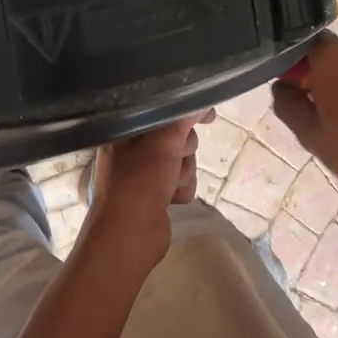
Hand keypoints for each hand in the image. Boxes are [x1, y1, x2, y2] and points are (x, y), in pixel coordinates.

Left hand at [86, 111, 212, 268]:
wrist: (130, 235)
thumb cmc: (140, 181)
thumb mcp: (164, 141)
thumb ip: (185, 117)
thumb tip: (203, 102)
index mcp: (127, 128)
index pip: (164, 109)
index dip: (187, 112)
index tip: (209, 117)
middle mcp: (134, 146)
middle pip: (179, 136)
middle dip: (183, 150)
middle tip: (173, 159)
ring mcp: (145, 171)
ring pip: (183, 160)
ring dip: (183, 173)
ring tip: (168, 185)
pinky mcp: (156, 193)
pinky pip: (181, 181)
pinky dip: (180, 190)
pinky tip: (170, 200)